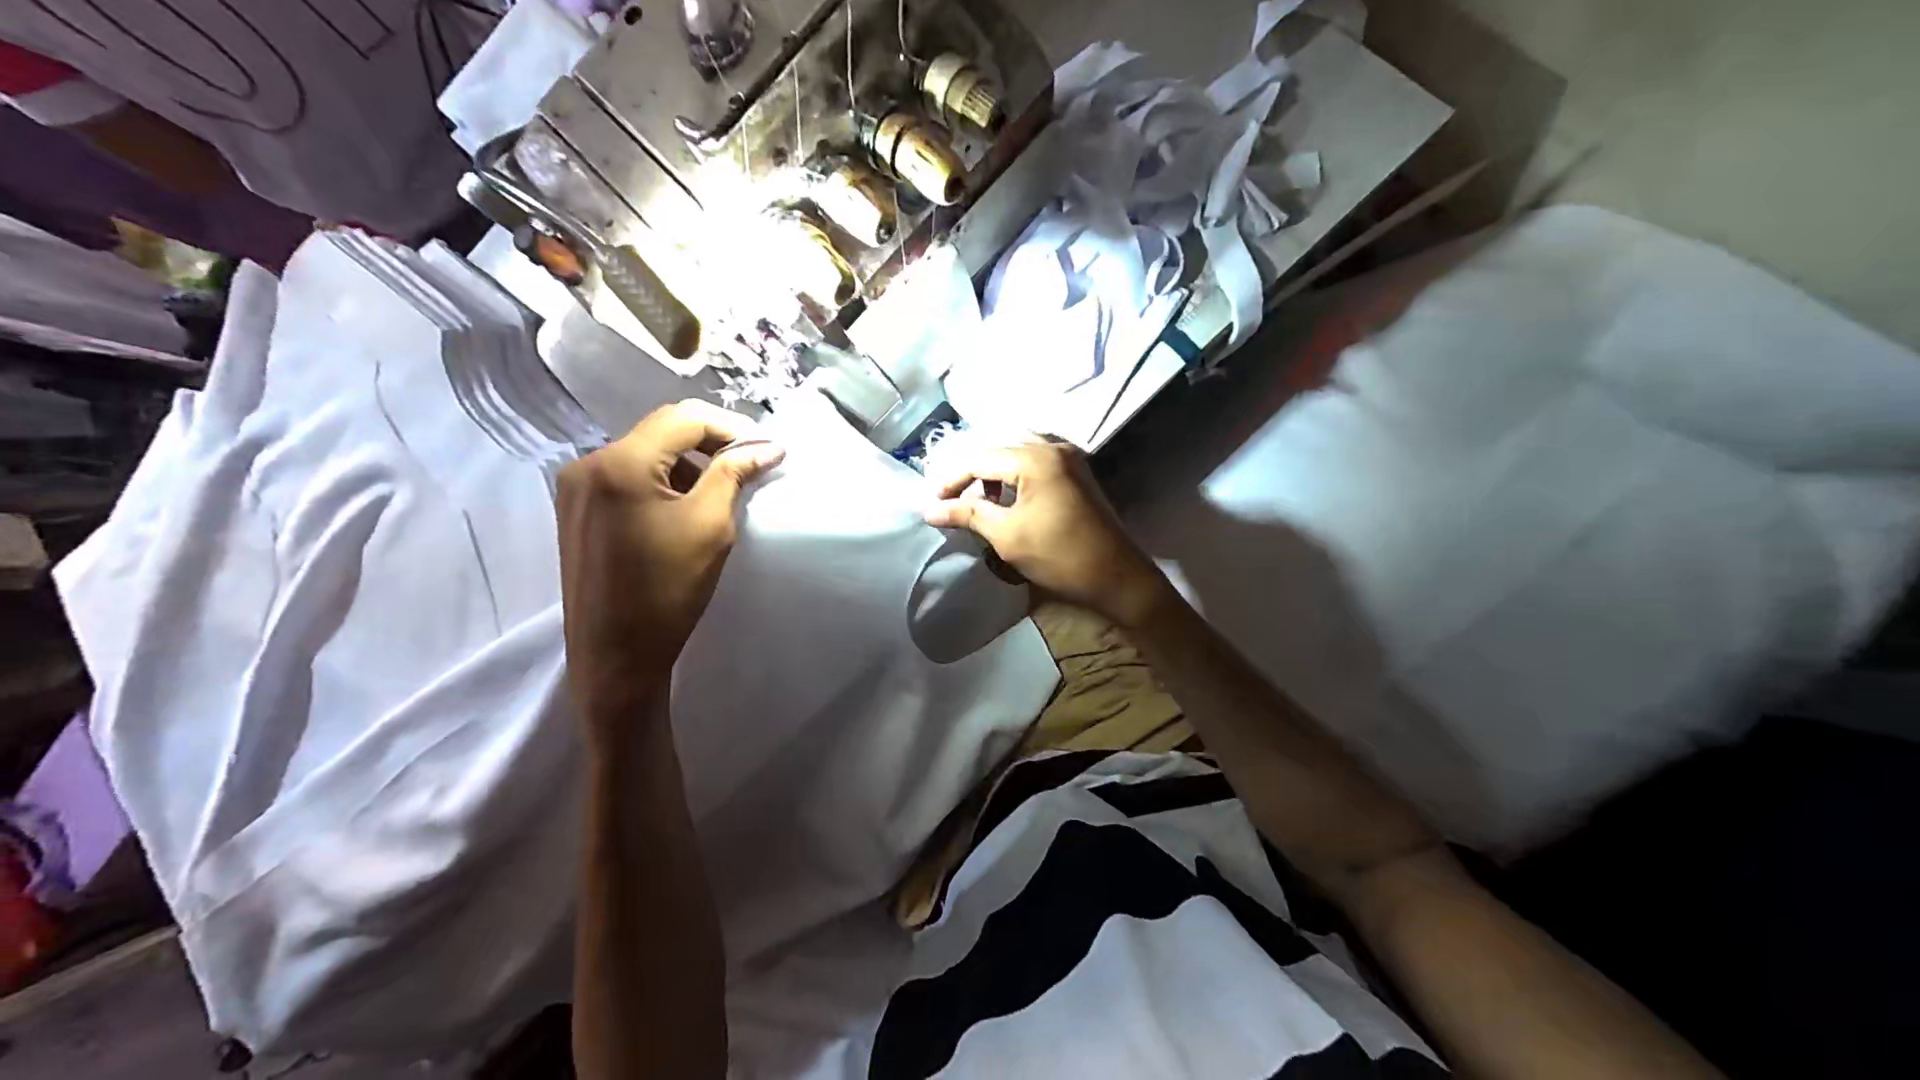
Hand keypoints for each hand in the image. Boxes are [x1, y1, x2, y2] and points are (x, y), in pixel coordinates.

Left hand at [557, 401, 784, 732]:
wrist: (614, 655)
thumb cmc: (667, 591)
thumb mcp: (711, 526)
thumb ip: (734, 474)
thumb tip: (768, 447)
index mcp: (620, 463)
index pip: (685, 418)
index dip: (732, 427)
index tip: (767, 449)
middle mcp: (589, 462)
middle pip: (662, 429)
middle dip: (711, 440)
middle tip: (751, 462)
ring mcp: (576, 486)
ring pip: (645, 451)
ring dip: (688, 460)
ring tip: (724, 485)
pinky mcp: (577, 508)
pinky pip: (627, 475)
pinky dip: (663, 479)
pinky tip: (686, 502)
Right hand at [925, 439, 1169, 627]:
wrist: (1117, 578)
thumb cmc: (1059, 556)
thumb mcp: (1007, 535)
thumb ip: (967, 514)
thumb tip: (929, 510)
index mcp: (1036, 458)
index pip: (980, 459)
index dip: (952, 480)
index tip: (933, 503)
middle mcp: (1055, 447)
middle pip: (999, 451)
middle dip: (973, 475)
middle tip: (952, 501)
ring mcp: (1071, 459)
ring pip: (1018, 455)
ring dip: (995, 475)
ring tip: (979, 503)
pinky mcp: (1078, 474)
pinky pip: (1037, 464)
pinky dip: (1016, 477)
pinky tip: (1007, 500)